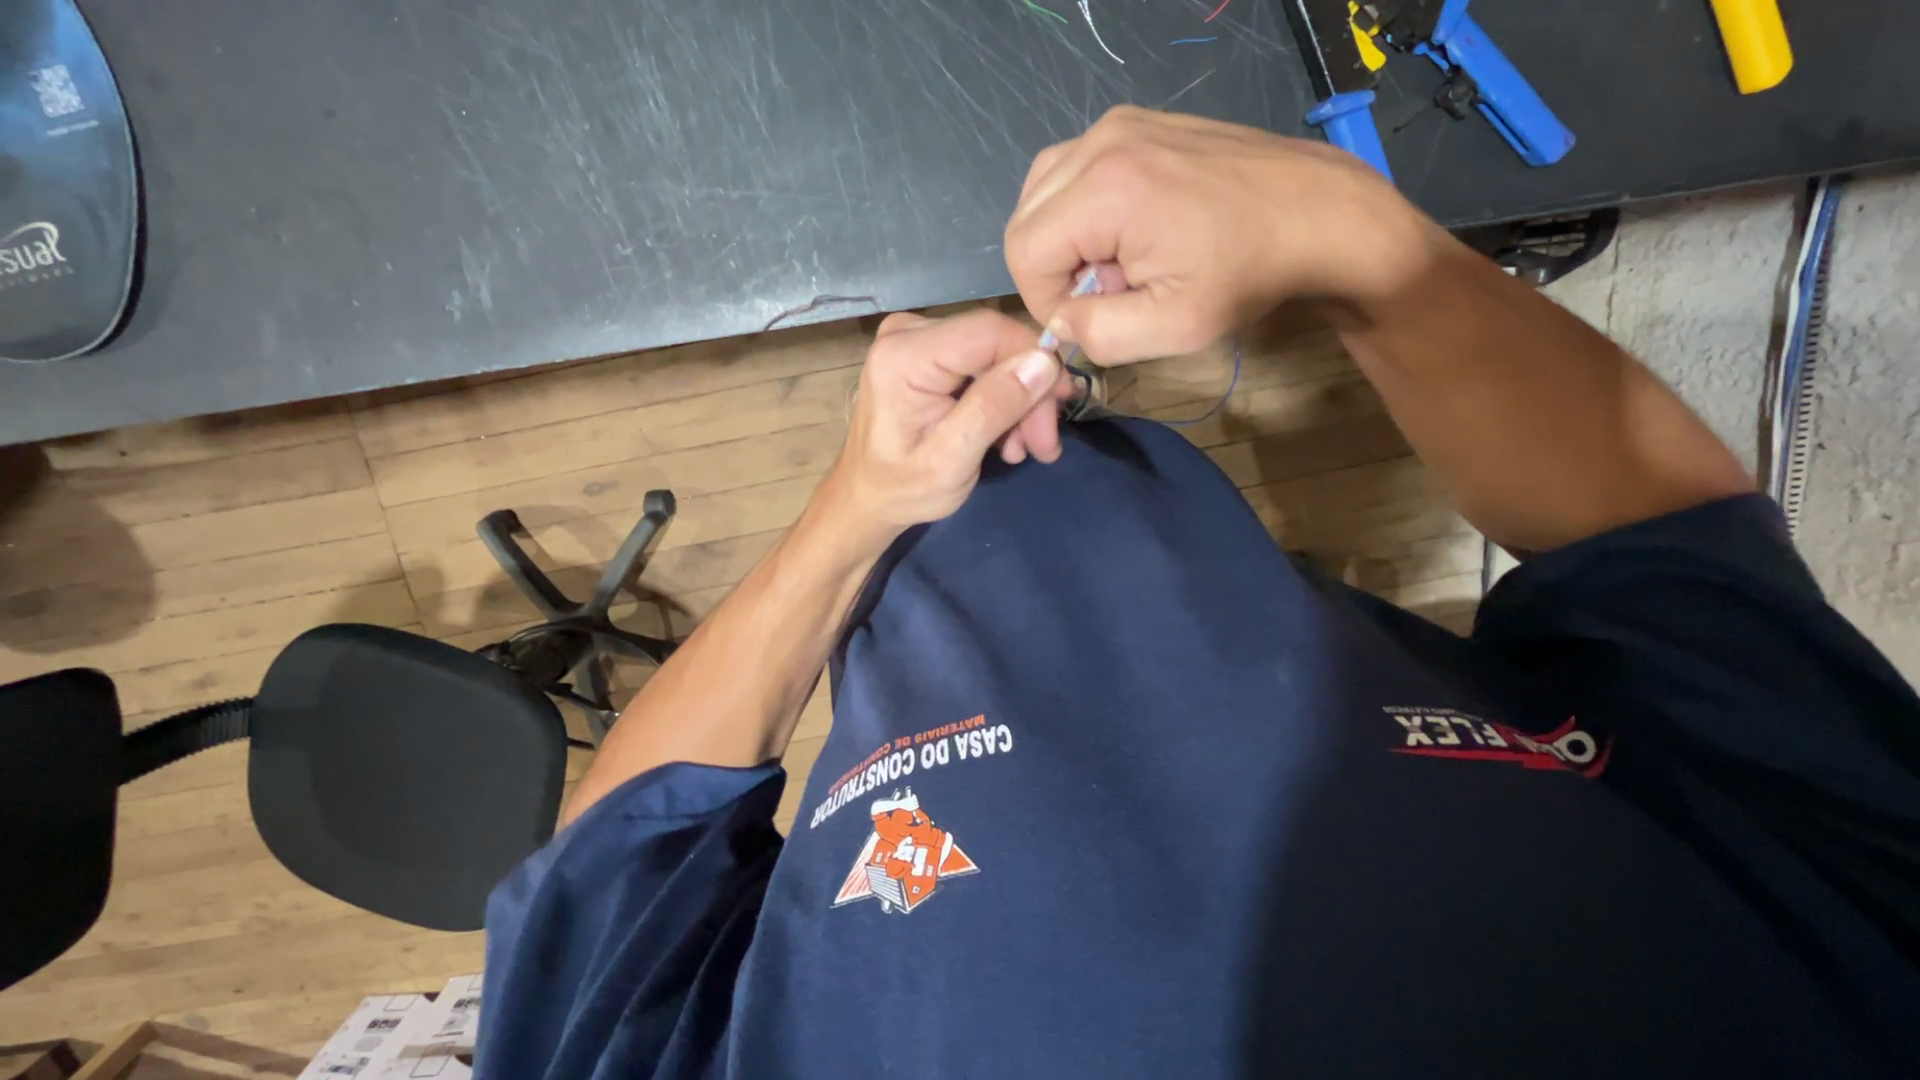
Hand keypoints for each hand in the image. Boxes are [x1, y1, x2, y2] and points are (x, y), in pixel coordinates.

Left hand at [817, 309, 1073, 545]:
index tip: (1059, 407)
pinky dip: (999, 399)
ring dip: (1018, 403)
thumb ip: (994, 407)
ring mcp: (915, 339)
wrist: (867, 498)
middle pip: (995, 344)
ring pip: (994, 356)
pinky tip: (1004, 437)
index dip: (1035, 362)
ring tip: (1023, 449)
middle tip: (1044, 445)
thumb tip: (1044, 362)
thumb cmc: (903, 489)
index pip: (991, 331)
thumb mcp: (952, 459)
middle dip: (1028, 394)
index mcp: (904, 355)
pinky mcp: (925, 353)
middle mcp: (907, 333)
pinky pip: (980, 364)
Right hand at [1002, 106, 1445, 364]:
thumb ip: (1098, 333)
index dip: (1042, 299)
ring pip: (1043, 191)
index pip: (1022, 251)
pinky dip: (1083, 209)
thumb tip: (1059, 319)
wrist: (1317, 214)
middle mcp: (1102, 142)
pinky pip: (1075, 170)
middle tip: (1107, 290)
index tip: (1088, 318)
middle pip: (1026, 218)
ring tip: (1117, 261)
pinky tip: (1129, 230)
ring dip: (1064, 238)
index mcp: (1106, 190)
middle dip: (1052, 268)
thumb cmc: (1248, 276)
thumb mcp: (1173, 328)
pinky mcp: (1136, 122)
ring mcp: (1119, 123)